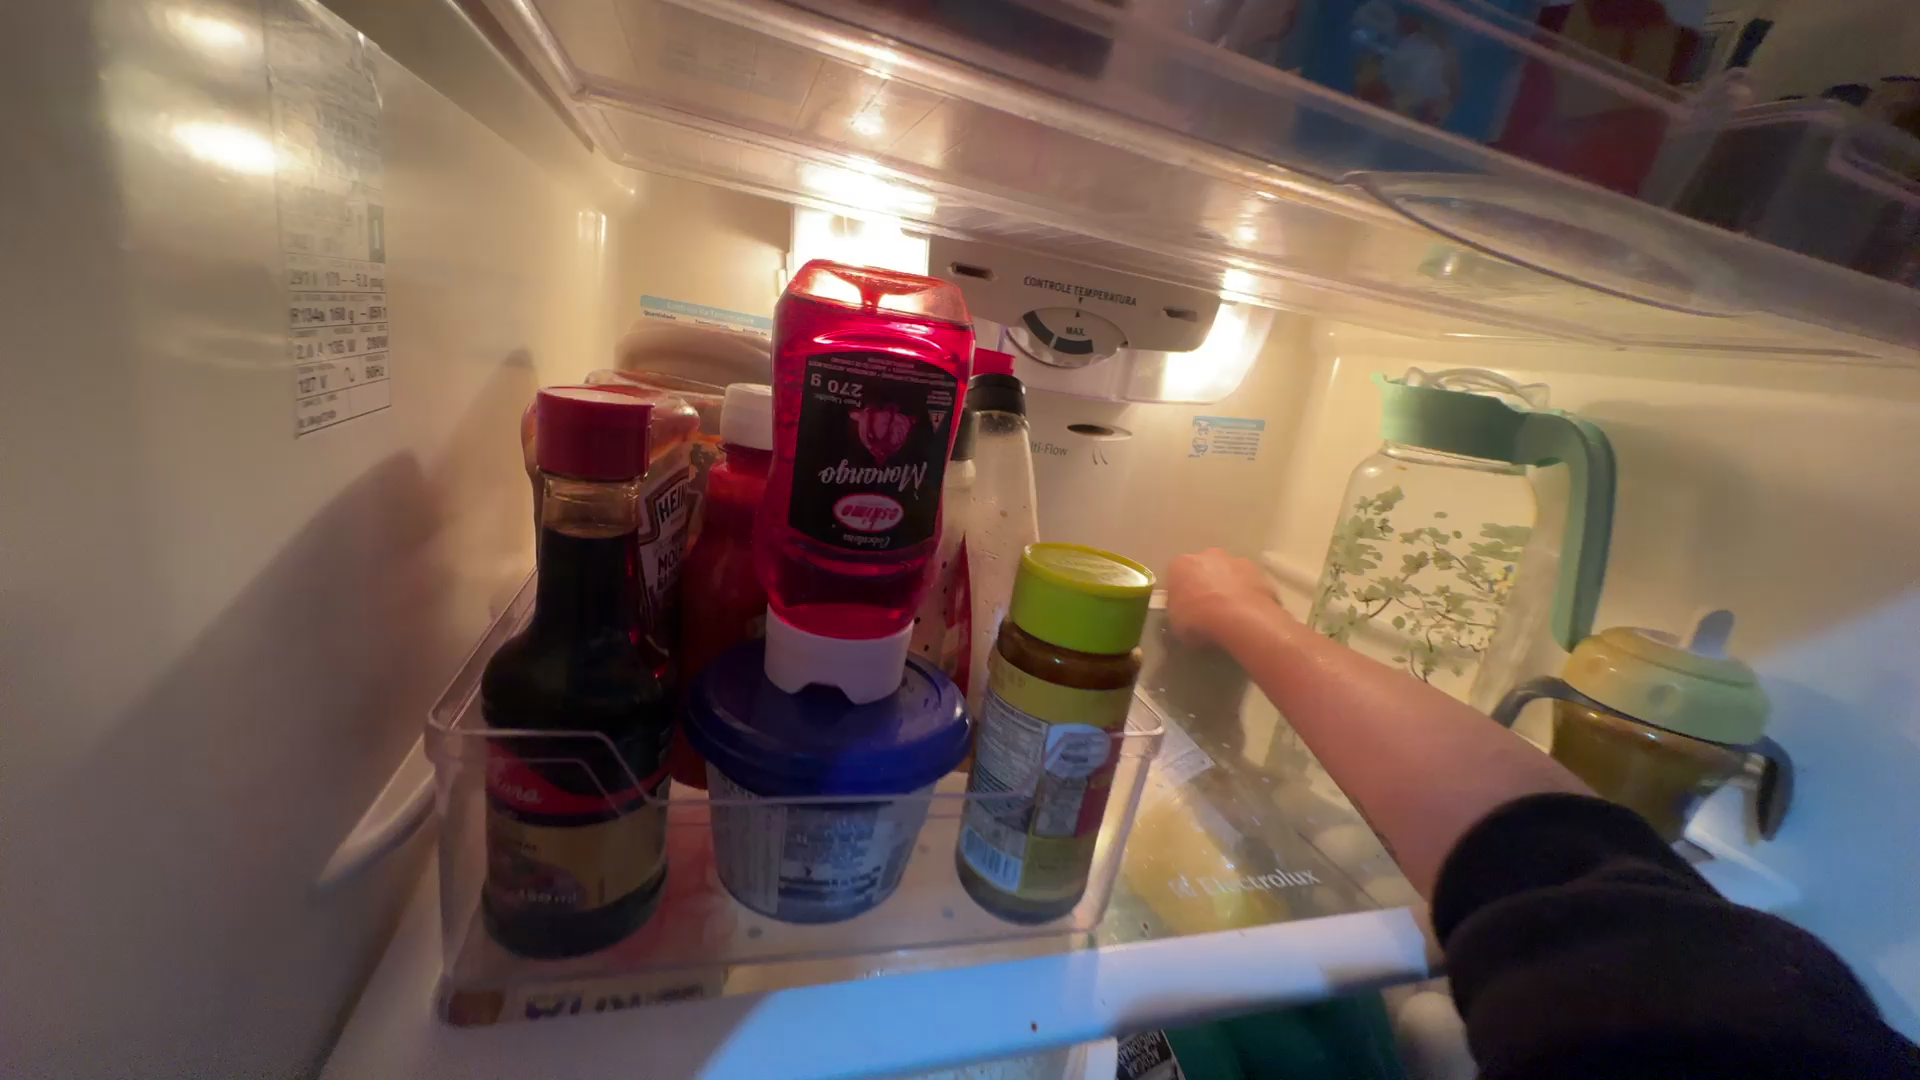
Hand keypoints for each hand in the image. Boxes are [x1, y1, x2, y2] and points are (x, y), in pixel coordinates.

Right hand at [1164, 548, 1284, 645]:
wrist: (1240, 619)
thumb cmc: (1198, 619)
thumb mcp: (1175, 623)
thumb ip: (1178, 611)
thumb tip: (1184, 614)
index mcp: (1182, 564)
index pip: (1177, 575)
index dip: (1181, 592)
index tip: (1184, 608)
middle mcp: (1208, 555)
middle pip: (1204, 568)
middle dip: (1205, 583)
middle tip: (1208, 608)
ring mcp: (1236, 562)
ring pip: (1229, 573)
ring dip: (1228, 586)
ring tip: (1231, 613)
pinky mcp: (1259, 573)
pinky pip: (1249, 583)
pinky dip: (1247, 594)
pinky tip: (1248, 613)